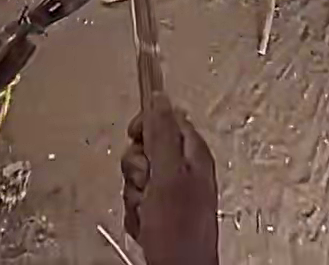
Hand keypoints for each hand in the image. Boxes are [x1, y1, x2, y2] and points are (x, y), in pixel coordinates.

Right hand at [121, 102, 218, 264]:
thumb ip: (162, 134)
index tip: (137, 137)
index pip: (165, 118)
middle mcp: (185, 170)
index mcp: (194, 155)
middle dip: (136, 164)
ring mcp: (172, 192)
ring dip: (134, 189)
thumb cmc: (179, 231)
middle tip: (145, 181)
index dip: (147, 125)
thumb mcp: (167, 174)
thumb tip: (160, 97)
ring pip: (138, 172)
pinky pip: (136, 196)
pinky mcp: (160, 211)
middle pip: (147, 146)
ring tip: (146, 207)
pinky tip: (145, 220)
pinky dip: (135, 208)